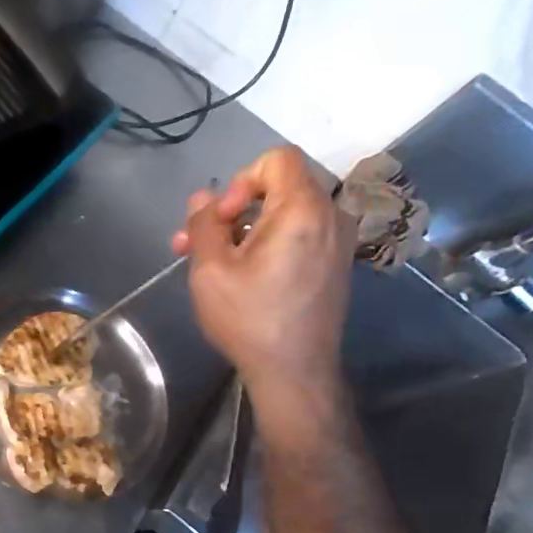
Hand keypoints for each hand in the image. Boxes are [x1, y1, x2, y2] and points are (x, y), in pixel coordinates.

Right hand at [172, 146, 354, 402]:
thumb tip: (203, 198)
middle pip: (278, 188)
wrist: (295, 373)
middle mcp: (330, 217)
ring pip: (284, 215)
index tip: (223, 219)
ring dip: (243, 230)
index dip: (241, 179)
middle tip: (196, 243)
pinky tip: (240, 275)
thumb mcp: (210, 270)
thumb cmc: (250, 319)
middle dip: (233, 210)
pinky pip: (297, 236)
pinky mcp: (333, 266)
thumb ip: (204, 224)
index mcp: (304, 210)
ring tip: (209, 263)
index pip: (277, 159)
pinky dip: (267, 244)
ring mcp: (336, 243)